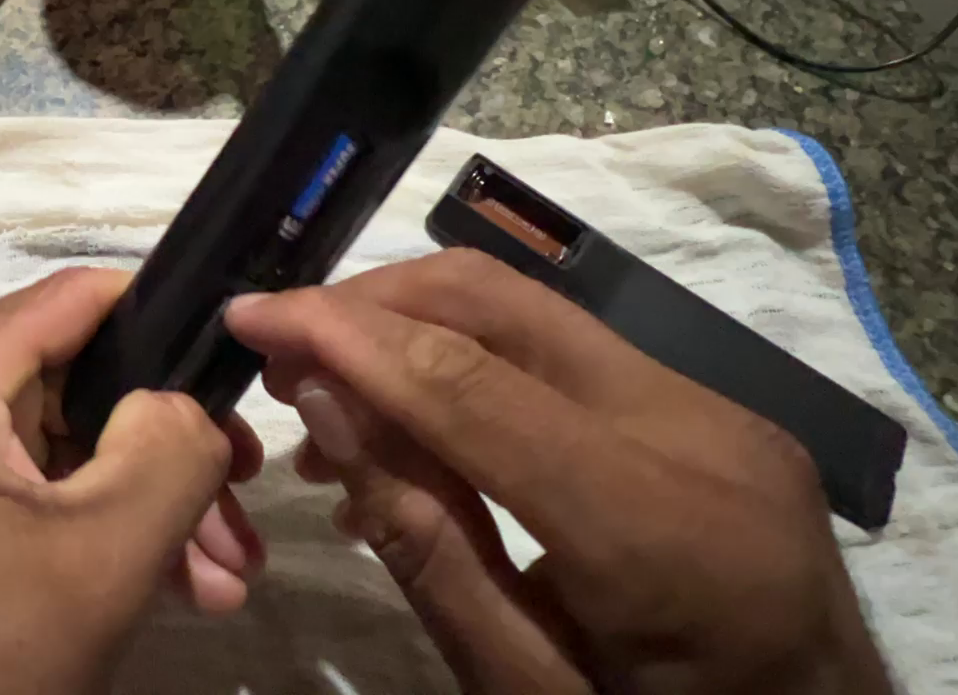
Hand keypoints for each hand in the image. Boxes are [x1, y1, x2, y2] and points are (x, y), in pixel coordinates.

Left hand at [0, 268, 263, 694]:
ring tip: (226, 574)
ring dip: (151, 501)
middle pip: (82, 380)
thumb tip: (183, 403)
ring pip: (71, 446)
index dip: (161, 317)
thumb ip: (169, 453)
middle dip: (171, 445)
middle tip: (243, 498)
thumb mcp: (97, 558)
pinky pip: (42, 494)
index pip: (77, 296)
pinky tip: (180, 588)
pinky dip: (107, 530)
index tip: (230, 369)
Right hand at [225, 249, 893, 694]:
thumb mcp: (522, 694)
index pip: (465, 383)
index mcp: (663, 531)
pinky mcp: (694, 400)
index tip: (251, 315)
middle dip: (365, 302)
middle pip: (491, 301)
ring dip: (402, 318)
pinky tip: (404, 402)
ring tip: (325, 377)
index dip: (343, 335)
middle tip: (279, 342)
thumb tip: (324, 403)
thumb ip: (419, 541)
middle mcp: (695, 429)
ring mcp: (706, 403)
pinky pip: (545, 342)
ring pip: (516, 302)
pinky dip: (452, 348)